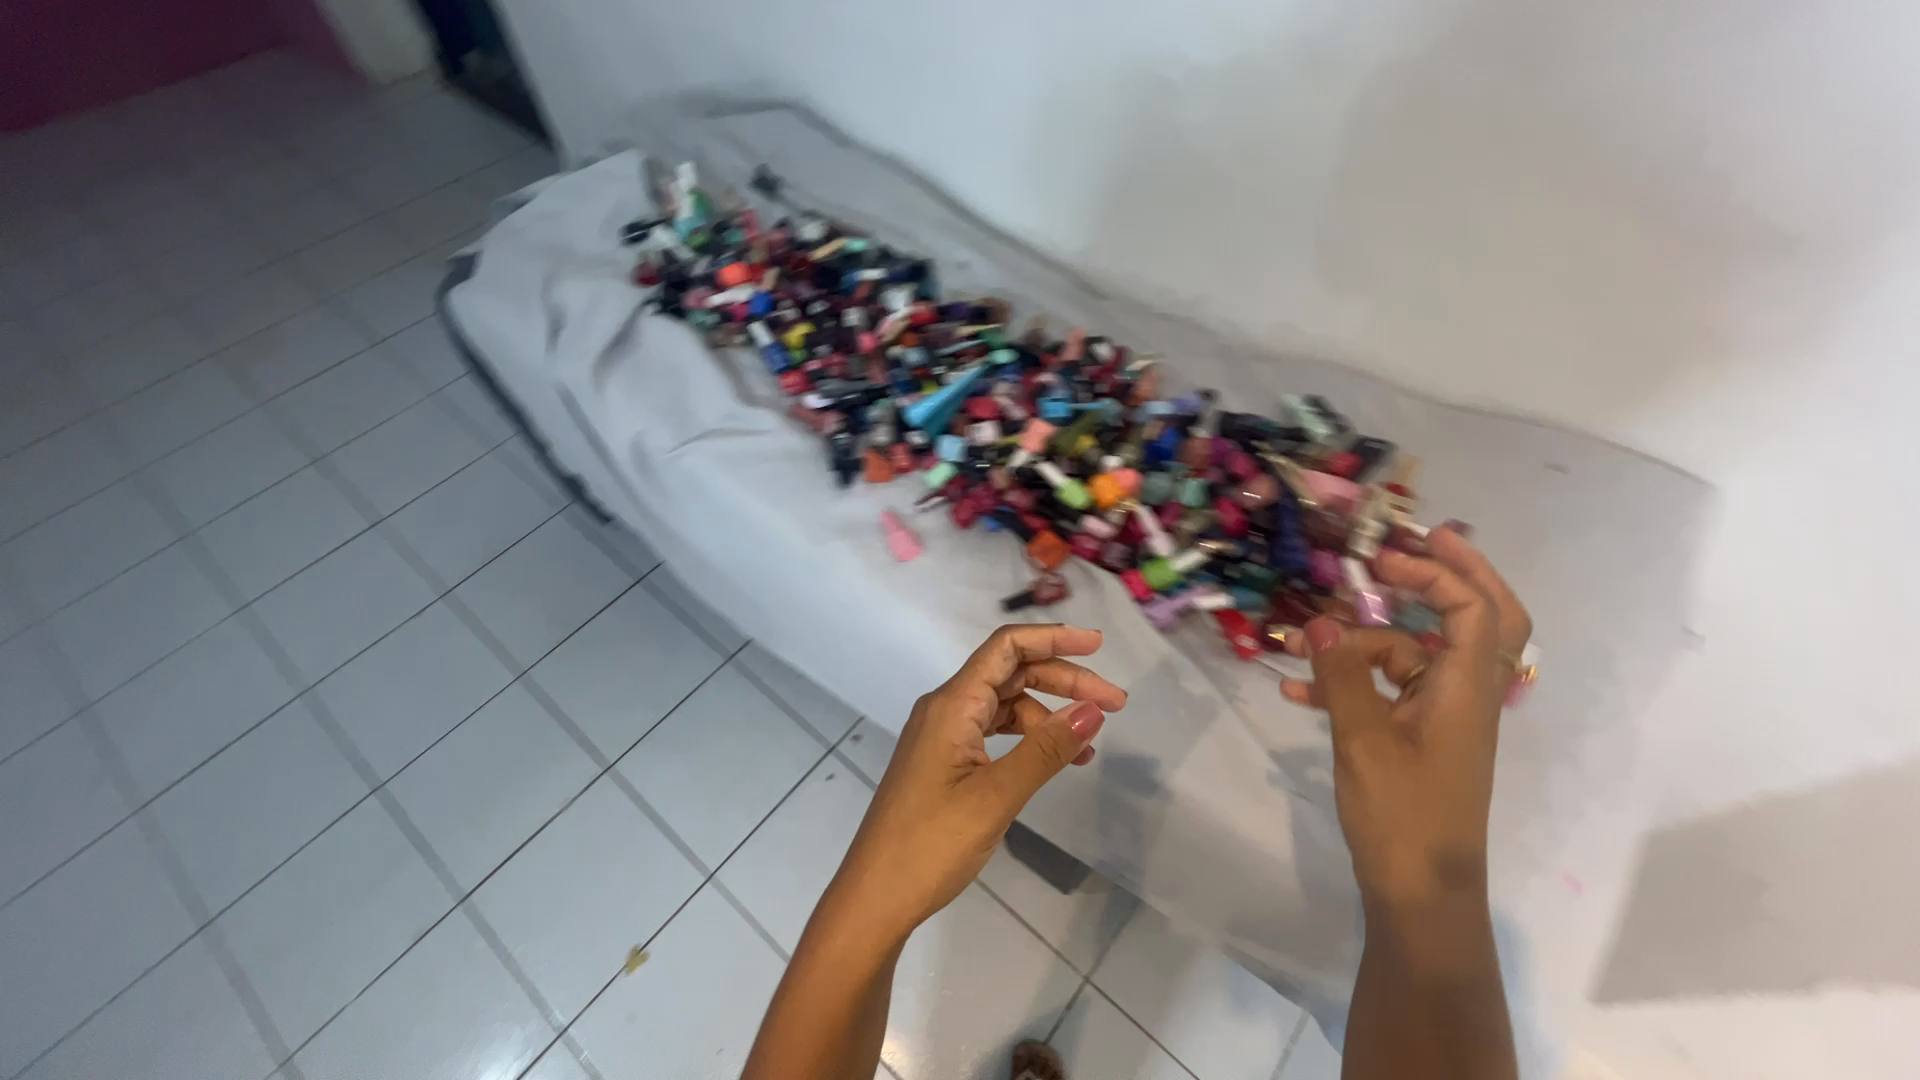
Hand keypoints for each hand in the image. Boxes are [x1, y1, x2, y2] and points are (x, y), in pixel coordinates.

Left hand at [829, 624, 1127, 940]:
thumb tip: (1093, 710)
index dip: (1053, 637)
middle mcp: (945, 710)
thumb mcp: (996, 796)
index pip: (1006, 648)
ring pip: (1004, 704)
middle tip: (1115, 703)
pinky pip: (993, 733)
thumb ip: (1045, 750)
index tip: (1098, 646)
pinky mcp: (944, 761)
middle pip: (1010, 673)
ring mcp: (942, 736)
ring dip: (1048, 714)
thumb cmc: (931, 845)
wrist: (875, 897)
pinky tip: (1055, 761)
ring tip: (1091, 743)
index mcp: (952, 705)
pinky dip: (1027, 740)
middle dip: (1062, 679)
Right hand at [1280, 528, 1531, 909]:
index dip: (1435, 574)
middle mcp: (1463, 694)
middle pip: (1479, 620)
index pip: (1473, 611)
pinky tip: (1296, 690)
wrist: (1420, 892)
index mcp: (1466, 690)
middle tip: (1416, 541)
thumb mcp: (1363, 741)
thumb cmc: (1403, 815)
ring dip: (1363, 641)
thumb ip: (1342, 675)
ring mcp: (1440, 716)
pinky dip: (1347, 680)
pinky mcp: (1415, 736)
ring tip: (1304, 639)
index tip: (1381, 561)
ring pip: (1411, 655)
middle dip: (1450, 576)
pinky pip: (1383, 690)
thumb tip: (1319, 622)